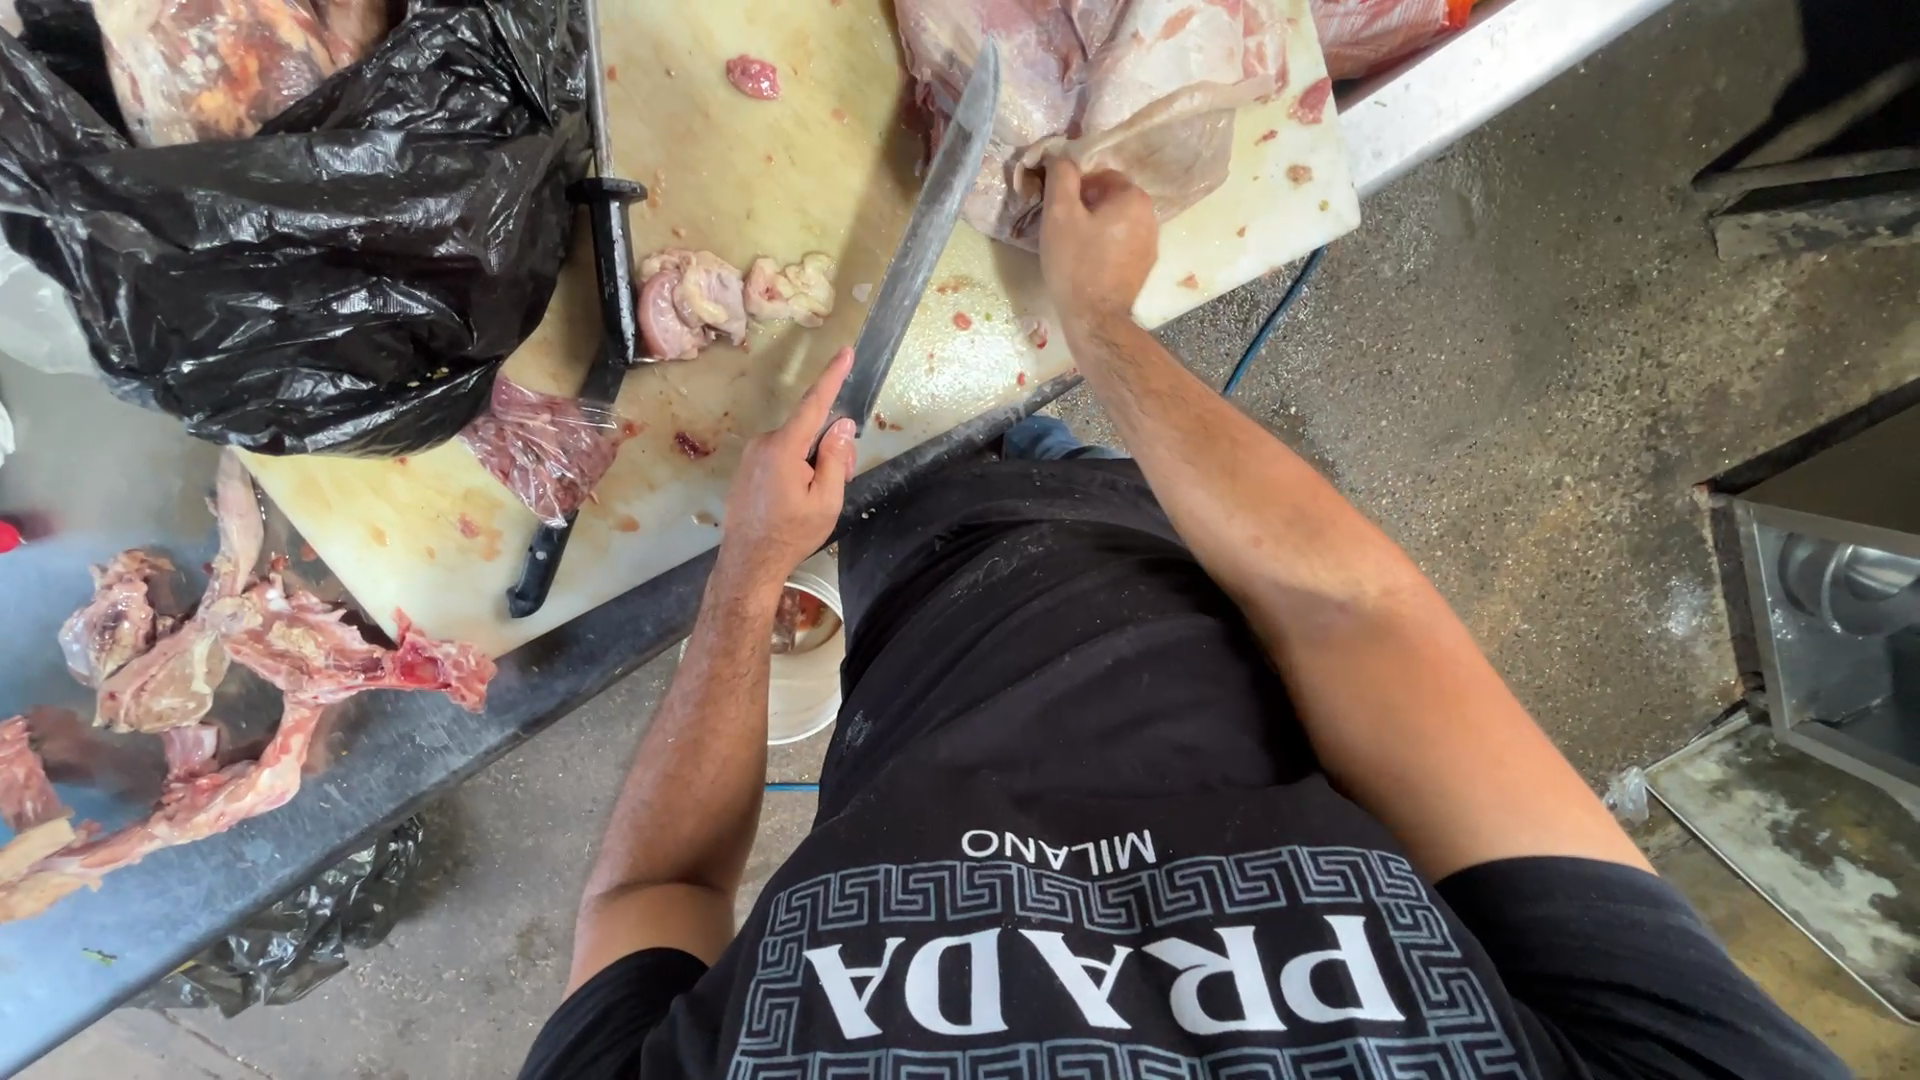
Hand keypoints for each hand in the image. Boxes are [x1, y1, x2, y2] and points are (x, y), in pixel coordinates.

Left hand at [716, 348, 857, 593]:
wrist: (749, 562)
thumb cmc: (791, 535)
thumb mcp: (826, 500)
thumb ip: (835, 458)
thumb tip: (842, 425)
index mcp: (784, 448)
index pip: (814, 404)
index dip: (832, 377)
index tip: (845, 353)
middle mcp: (764, 443)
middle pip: (809, 431)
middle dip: (829, 449)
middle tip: (837, 484)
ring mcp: (752, 455)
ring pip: (795, 446)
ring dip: (812, 463)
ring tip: (812, 499)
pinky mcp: (747, 467)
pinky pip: (780, 456)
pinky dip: (796, 469)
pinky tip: (795, 499)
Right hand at [1038, 158, 1158, 332]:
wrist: (1095, 319)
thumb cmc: (1075, 265)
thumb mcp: (1058, 215)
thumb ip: (1060, 176)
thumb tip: (1061, 155)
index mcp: (1133, 197)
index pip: (1100, 174)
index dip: (1075, 188)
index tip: (1057, 208)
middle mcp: (1150, 216)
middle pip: (1110, 198)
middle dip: (1086, 207)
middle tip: (1062, 229)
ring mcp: (1150, 244)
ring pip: (1116, 223)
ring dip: (1096, 228)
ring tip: (1074, 249)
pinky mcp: (1143, 267)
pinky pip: (1121, 245)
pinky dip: (1105, 248)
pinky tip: (1088, 265)